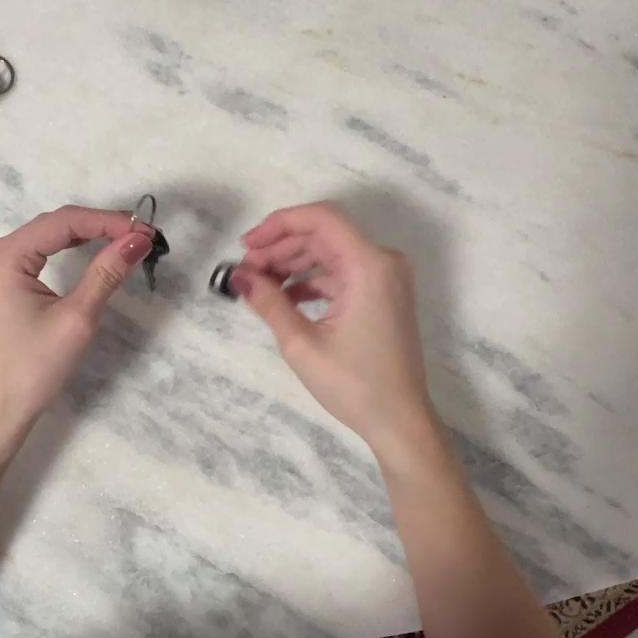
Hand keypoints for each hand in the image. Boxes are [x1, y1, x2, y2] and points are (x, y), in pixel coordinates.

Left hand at [0, 205, 153, 447]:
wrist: (1, 408)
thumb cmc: (35, 367)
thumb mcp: (77, 318)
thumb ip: (107, 273)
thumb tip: (139, 240)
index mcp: (4, 256)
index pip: (64, 222)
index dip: (108, 221)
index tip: (146, 232)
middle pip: (55, 224)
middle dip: (100, 226)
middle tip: (142, 237)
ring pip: (49, 237)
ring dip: (88, 236)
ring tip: (127, 241)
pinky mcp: (3, 282)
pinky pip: (41, 254)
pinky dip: (71, 251)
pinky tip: (96, 251)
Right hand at [233, 202, 438, 453]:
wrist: (399, 419)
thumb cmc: (353, 384)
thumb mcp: (301, 343)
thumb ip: (268, 302)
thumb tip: (238, 276)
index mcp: (369, 265)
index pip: (320, 219)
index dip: (278, 224)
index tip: (246, 245)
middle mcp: (382, 261)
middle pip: (324, 233)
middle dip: (280, 247)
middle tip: (245, 271)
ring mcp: (386, 278)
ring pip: (330, 252)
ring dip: (292, 263)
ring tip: (258, 285)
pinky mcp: (382, 295)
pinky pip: (340, 273)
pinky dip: (310, 280)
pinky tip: (283, 298)